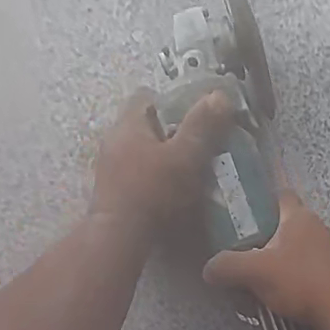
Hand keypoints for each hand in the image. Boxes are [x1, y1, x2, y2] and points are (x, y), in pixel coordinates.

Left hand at [90, 89, 232, 234]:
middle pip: (145, 125)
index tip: (197, 117)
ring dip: (162, 157)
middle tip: (199, 147)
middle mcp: (114, 139)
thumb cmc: (154, 191)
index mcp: (129, 124)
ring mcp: (109, 166)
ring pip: (140, 150)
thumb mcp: (185, 157)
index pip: (147, 97)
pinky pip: (136, 173)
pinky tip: (171, 193)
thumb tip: (220, 94)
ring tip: (190, 172)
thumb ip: (202, 126)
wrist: (121, 234)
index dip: (173, 102)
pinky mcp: (112, 190)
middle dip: (171, 132)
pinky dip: (154, 177)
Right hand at [203, 189, 329, 329]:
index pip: (279, 195)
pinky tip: (281, 296)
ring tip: (258, 279)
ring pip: (297, 250)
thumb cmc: (302, 282)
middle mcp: (318, 229)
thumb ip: (228, 266)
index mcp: (299, 217)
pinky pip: (308, 270)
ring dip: (279, 262)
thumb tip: (209, 269)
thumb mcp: (256, 272)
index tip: (241, 214)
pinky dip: (294, 279)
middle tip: (243, 253)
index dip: (260, 201)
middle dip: (264, 238)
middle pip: (285, 225)